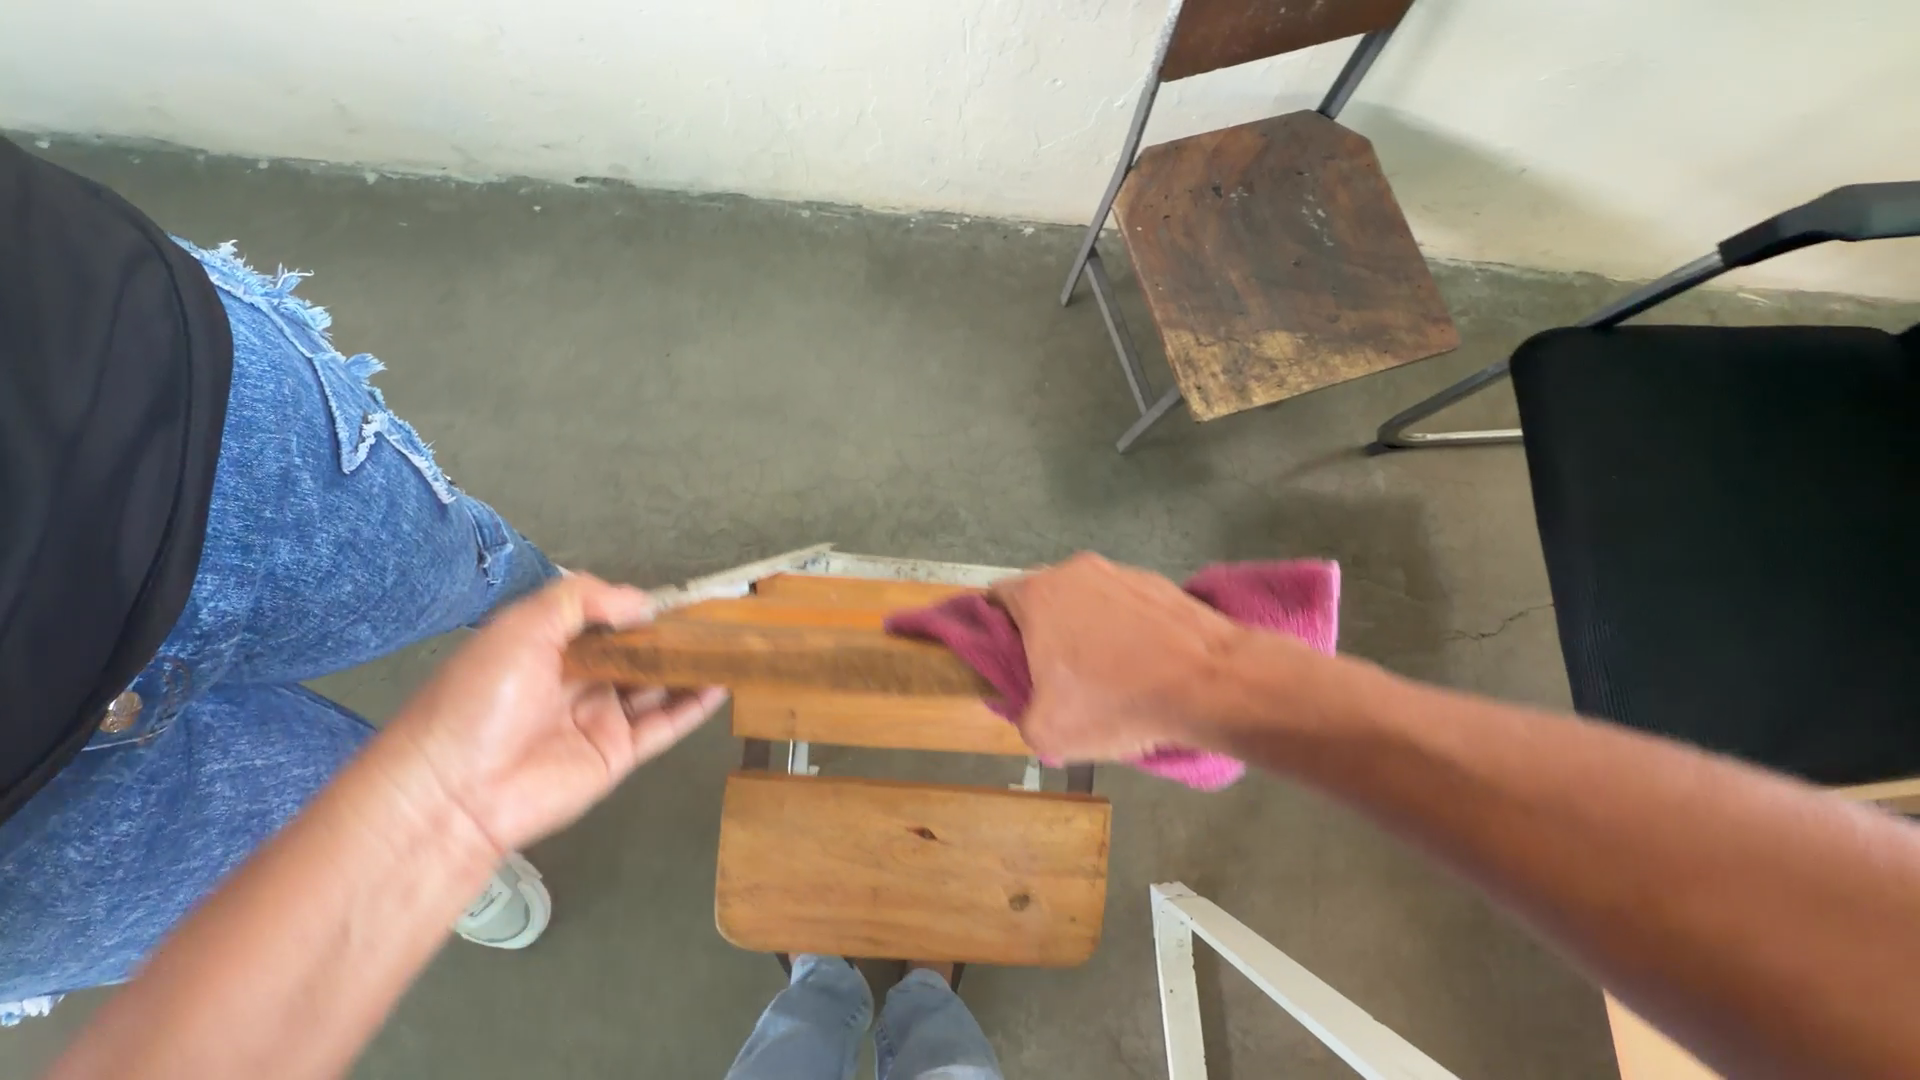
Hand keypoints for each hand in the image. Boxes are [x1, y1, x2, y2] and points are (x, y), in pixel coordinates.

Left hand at [376, 575, 725, 854]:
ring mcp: (600, 718)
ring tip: (728, 645)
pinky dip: (694, 706)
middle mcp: (577, 680)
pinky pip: (665, 725)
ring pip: (656, 686)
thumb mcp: (522, 627)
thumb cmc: (482, 698)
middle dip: (670, 637)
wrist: (457, 791)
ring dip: (688, 667)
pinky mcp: (619, 753)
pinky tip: (721, 683)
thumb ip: (583, 600)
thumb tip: (643, 603)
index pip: (603, 621)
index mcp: (547, 647)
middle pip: (634, 653)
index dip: (638, 609)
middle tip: (716, 619)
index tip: (679, 596)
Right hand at [992, 553, 1274, 760]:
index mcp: (1038, 595)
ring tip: (1108, 677)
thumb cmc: (1116, 702)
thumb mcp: (1047, 732)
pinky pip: (1126, 607)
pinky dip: (1126, 631)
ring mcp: (1121, 572)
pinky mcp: (1160, 584)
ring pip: (1087, 601)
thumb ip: (1021, 715)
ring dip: (1087, 631)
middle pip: (1043, 598)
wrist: (1210, 684)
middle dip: (1043, 632)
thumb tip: (1032, 708)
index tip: (1008, 661)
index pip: (995, 598)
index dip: (994, 630)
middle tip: (1056, 676)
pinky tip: (1144, 667)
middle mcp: (1074, 571)